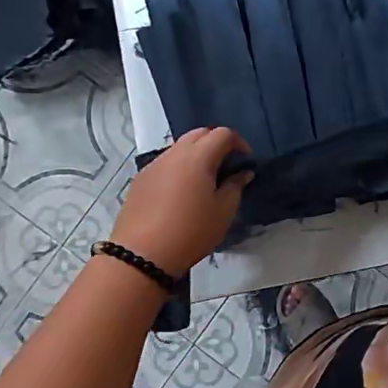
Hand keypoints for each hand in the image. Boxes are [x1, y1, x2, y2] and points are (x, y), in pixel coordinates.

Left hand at [110, 127, 253, 273]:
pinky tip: (183, 191)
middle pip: (199, 134)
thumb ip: (236, 186)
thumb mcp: (224, 211)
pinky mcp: (141, 179)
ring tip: (206, 179)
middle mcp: (174, 154)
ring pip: (180, 147)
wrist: (143, 254)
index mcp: (198, 157)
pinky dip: (180, 167)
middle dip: (217, 143)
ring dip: (197, 154)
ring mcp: (154, 165)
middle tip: (228, 165)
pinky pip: (166, 162)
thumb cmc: (192, 231)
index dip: (239, 142)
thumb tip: (242, 173)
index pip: (223, 134)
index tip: (246, 160)